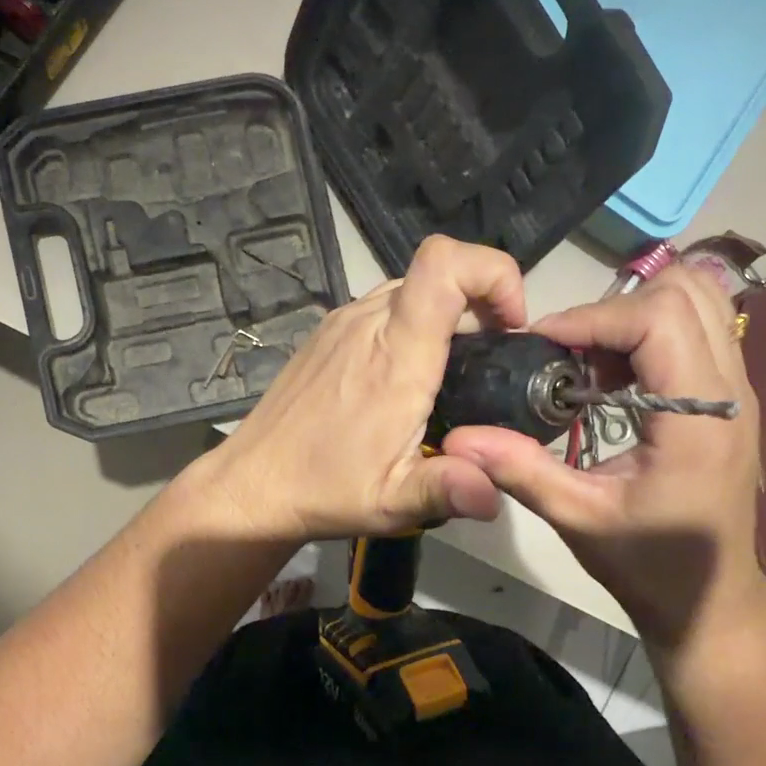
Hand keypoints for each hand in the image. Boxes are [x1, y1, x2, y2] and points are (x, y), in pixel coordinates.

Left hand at [197, 236, 525, 540]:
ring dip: (448, 315)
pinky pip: (384, 307)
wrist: (254, 484)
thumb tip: (495, 495)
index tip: (511, 325)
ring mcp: (342, 322)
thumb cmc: (325, 490)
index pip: (444, 264)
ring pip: (411, 289)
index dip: (492, 273)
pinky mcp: (328, 333)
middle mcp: (367, 322)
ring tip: (458, 374)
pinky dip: (414, 326)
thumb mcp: (393, 502)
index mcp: (394, 354)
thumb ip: (448, 489)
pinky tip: (411, 379)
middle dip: (482, 303)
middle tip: (495, 363)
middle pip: (437, 272)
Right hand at [441, 267, 765, 642]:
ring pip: (701, 302)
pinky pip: (700, 332)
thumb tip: (459, 438)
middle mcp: (732, 391)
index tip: (544, 344)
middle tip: (570, 354)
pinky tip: (617, 382)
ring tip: (594, 365)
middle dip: (617, 310)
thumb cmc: (645, 563)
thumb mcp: (577, 518)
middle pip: (687, 292)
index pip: (659, 319)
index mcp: (699, 418)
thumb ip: (521, 470)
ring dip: (639, 317)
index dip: (594, 317)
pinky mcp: (732, 399)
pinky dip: (655, 335)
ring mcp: (739, 392)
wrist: (705, 599)